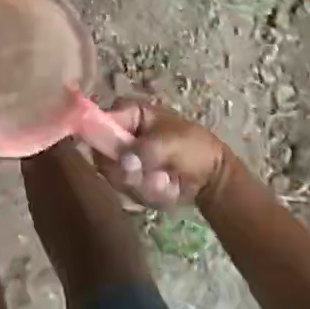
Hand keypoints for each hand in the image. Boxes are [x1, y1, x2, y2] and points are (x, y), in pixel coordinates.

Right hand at [88, 99, 233, 208]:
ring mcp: (123, 158)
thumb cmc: (192, 147)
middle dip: (130, 173)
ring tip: (167, 182)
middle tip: (152, 176)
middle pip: (103, 156)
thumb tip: (124, 162)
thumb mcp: (170, 144)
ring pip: (115, 178)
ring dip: (144, 186)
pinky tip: (168, 189)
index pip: (97, 122)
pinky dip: (150, 195)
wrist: (212, 175)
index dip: (102, 141)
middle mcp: (119, 134)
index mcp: (128, 113)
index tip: (123, 160)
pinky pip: (127, 192)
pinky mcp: (129, 179)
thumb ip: (144, 151)